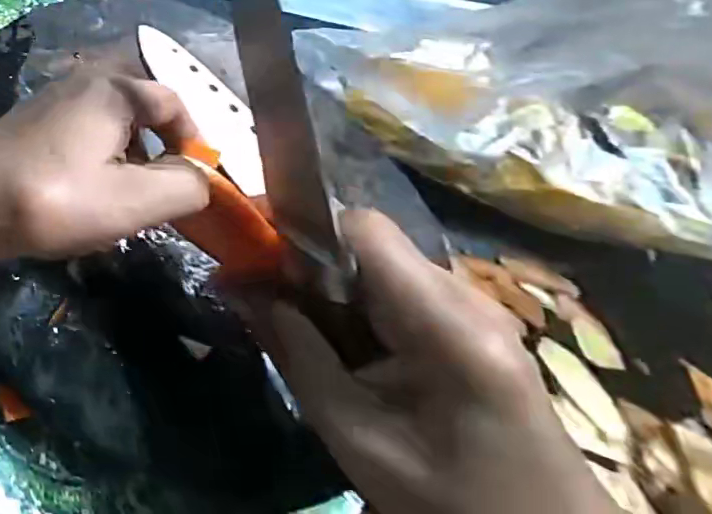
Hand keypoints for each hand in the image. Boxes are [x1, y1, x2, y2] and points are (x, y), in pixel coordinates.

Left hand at [0, 72, 211, 261]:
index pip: (175, 103)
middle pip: (145, 106)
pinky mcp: (36, 114)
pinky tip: (86, 184)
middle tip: (157, 189)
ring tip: (123, 192)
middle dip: (160, 147)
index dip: (193, 142)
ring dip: (130, 151)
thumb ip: (185, 187)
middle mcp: (86, 77)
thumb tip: (199, 176)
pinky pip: (86, 123)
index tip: (191, 183)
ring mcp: (56, 93)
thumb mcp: (133, 201)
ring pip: (115, 116)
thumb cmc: (55, 199)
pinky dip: (101, 149)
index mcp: (115, 88)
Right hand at [237, 210, 615, 513]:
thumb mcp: (359, 438)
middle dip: (305, 257)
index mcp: (449, 324)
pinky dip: (354, 298)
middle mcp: (467, 297)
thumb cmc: (453, 506)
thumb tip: (236, 284)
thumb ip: (297, 353)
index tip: (255, 251)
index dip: (303, 227)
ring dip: (327, 279)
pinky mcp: (471, 322)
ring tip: (292, 317)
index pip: (363, 227)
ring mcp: (474, 307)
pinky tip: (338, 339)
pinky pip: (395, 285)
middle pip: (366, 242)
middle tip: (259, 289)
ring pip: (376, 260)